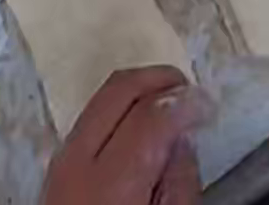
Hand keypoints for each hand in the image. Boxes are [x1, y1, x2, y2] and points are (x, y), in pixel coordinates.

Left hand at [42, 67, 204, 204]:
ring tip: (173, 101)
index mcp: (108, 188)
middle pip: (120, 89)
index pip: (149, 117)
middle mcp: (77, 161)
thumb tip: (183, 136)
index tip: (210, 102)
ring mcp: (62, 159)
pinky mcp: (58, 164)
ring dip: (141, 87)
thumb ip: (180, 186)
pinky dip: (122, 104)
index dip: (185, 102)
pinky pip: (94, 113)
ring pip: (104, 94)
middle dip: (161, 79)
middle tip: (192, 91)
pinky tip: (145, 120)